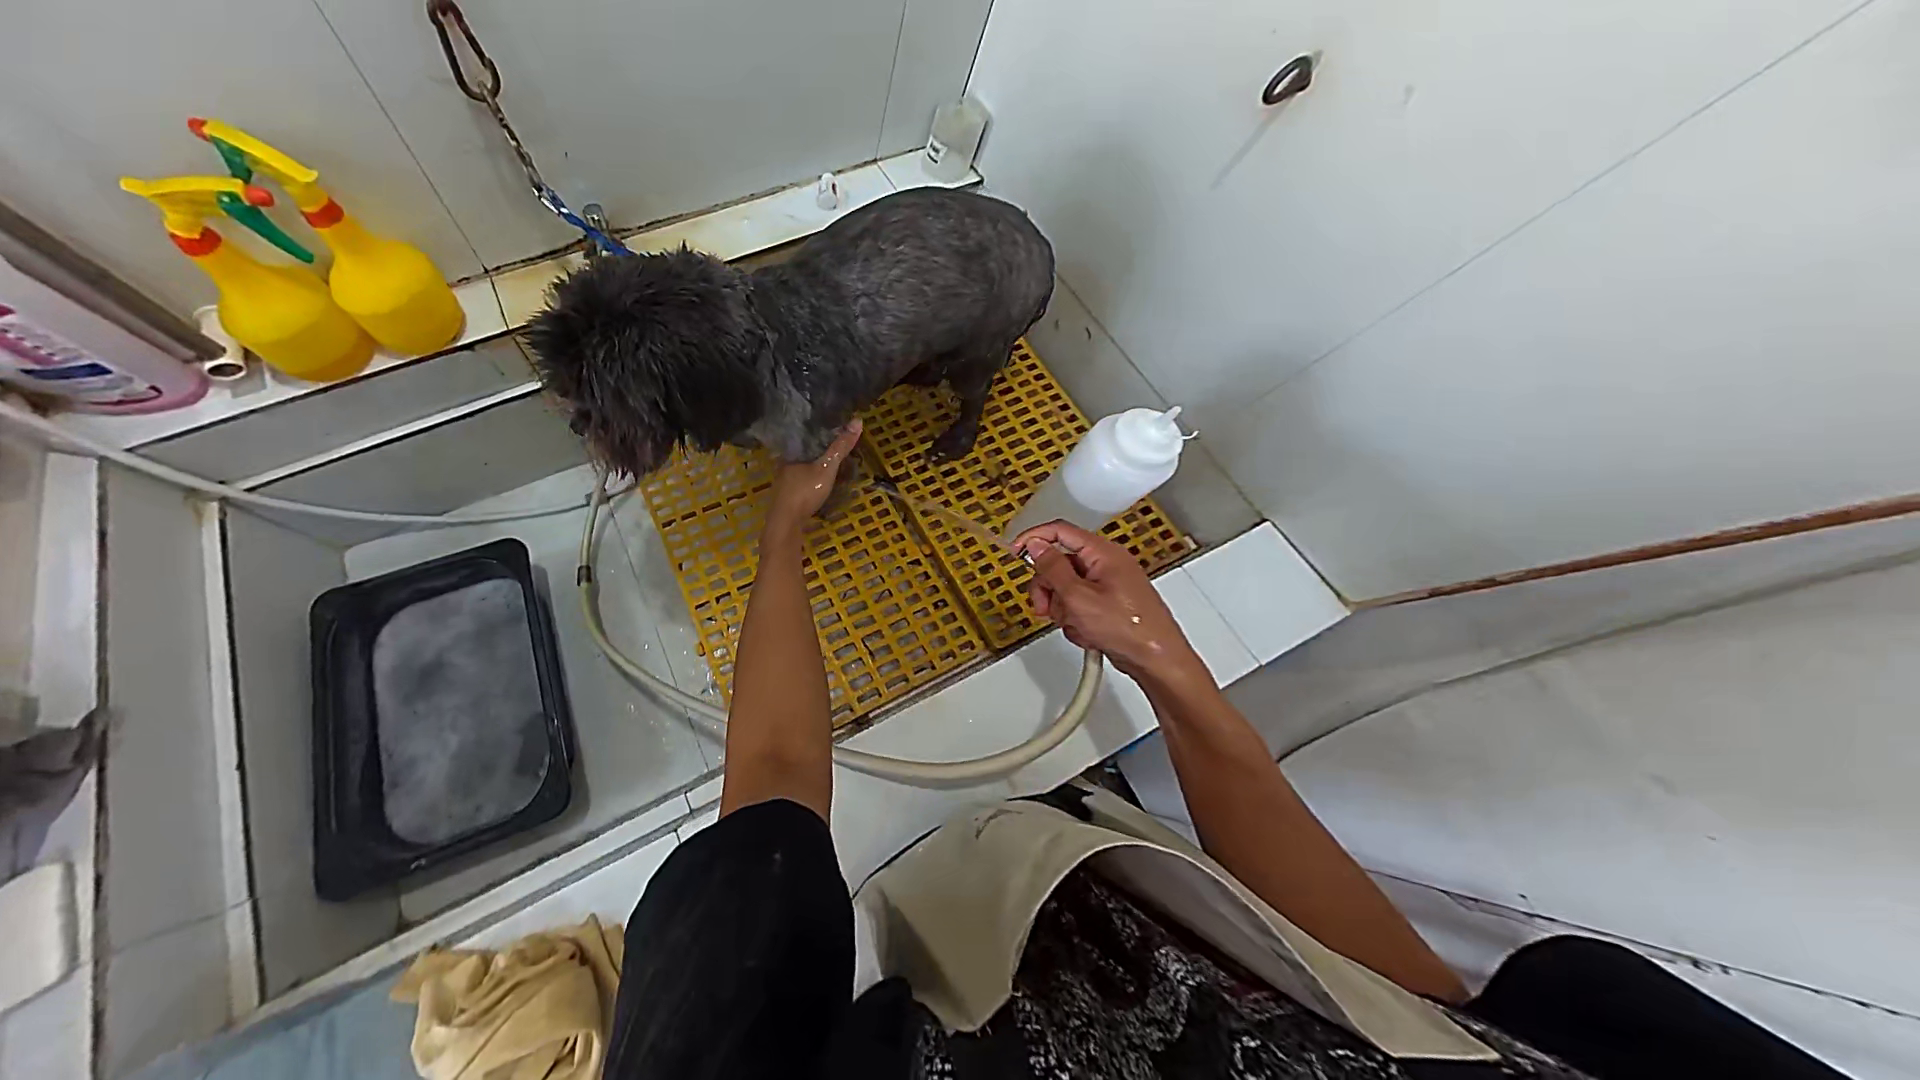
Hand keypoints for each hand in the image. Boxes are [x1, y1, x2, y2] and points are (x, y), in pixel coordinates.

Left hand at [766, 420, 861, 535]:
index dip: (816, 434)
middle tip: (834, 449)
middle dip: (816, 453)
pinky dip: (810, 482)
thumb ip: (840, 447)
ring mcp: (782, 484)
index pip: (803, 438)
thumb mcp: (827, 468)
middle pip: (802, 455)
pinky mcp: (786, 499)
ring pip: (800, 470)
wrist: (787, 523)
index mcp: (789, 455)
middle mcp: (783, 467)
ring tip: (829, 466)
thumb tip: (857, 420)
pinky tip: (818, 485)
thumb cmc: (805, 491)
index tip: (829, 430)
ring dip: (813, 468)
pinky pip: (800, 484)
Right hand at [1014, 520, 1207, 685]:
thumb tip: (1036, 546)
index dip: (1034, 538)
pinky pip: (1079, 603)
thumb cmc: (1129, 628)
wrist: (1156, 659)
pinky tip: (1086, 633)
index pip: (1060, 531)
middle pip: (1060, 562)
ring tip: (1074, 624)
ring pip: (1066, 586)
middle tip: (1044, 606)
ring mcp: (1108, 584)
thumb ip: (1053, 569)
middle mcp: (1107, 564)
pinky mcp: (1108, 603)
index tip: (1015, 552)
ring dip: (1062, 607)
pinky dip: (1075, 618)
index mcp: (1103, 553)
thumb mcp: (1079, 597)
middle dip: (1047, 586)